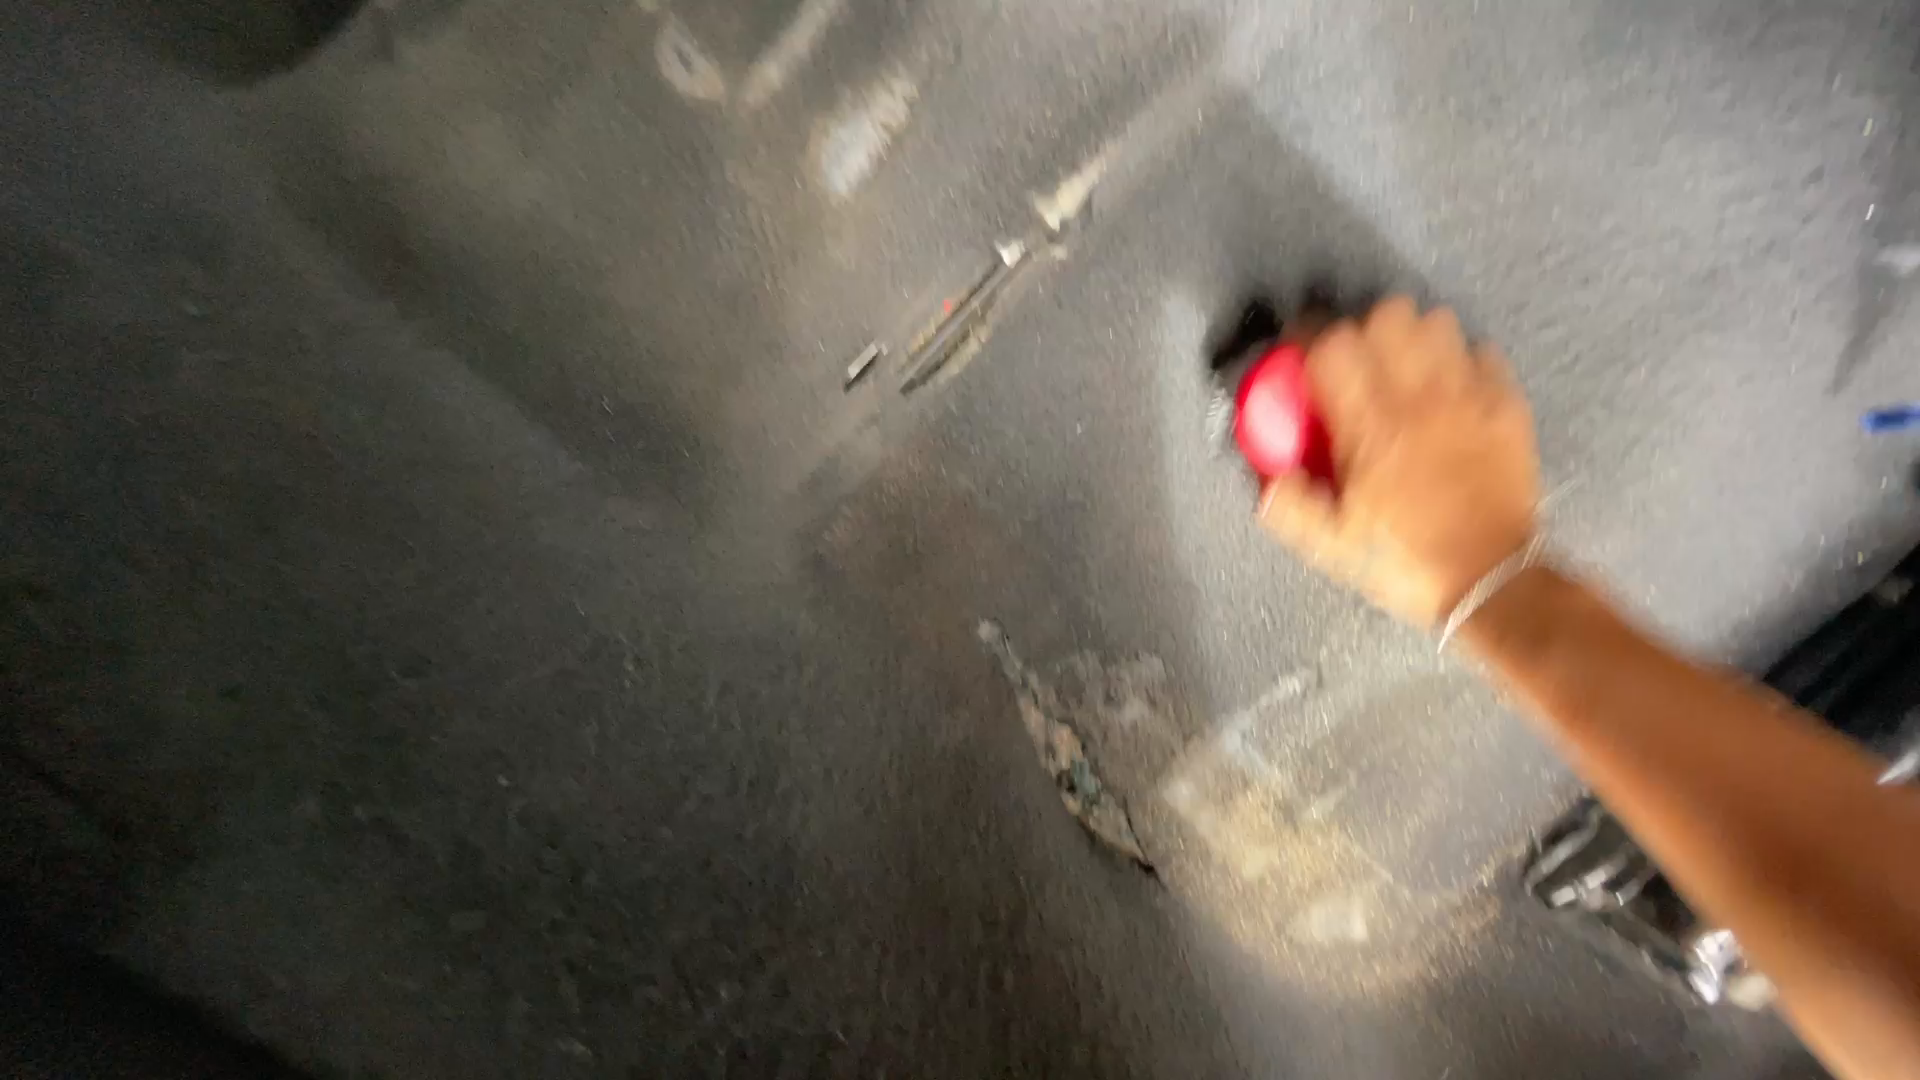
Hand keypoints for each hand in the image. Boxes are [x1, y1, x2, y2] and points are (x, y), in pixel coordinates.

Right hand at [1257, 296, 1540, 625]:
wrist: (1491, 581)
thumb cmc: (1405, 560)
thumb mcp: (1327, 545)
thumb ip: (1288, 506)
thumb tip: (1268, 478)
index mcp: (1372, 428)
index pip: (1333, 348)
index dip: (1308, 341)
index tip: (1297, 354)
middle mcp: (1421, 400)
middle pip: (1388, 317)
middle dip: (1359, 329)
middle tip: (1348, 360)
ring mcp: (1470, 398)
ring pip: (1436, 322)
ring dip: (1409, 336)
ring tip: (1395, 367)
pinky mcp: (1506, 408)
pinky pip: (1481, 351)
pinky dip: (1457, 358)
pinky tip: (1444, 386)